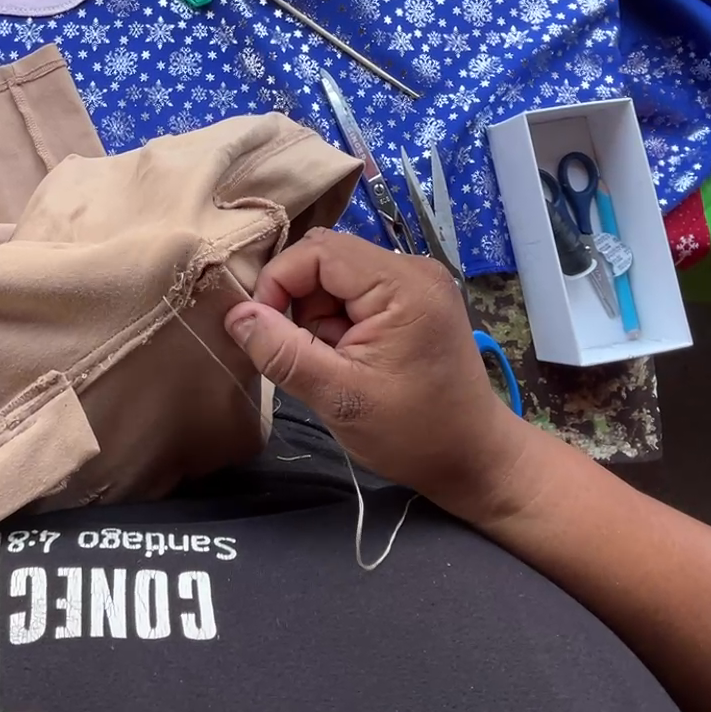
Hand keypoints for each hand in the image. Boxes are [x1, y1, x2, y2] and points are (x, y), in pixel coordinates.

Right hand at [223, 228, 536, 521]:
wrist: (475, 460)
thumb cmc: (414, 434)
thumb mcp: (339, 397)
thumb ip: (283, 352)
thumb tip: (235, 314)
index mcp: (403, 284)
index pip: (318, 250)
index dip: (279, 282)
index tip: (265, 331)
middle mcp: (413, 268)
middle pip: (326, 257)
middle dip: (299, 301)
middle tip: (308, 352)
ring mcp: (415, 280)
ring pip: (334, 274)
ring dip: (317, 314)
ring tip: (336, 361)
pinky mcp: (412, 297)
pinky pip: (353, 289)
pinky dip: (336, 318)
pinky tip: (351, 355)